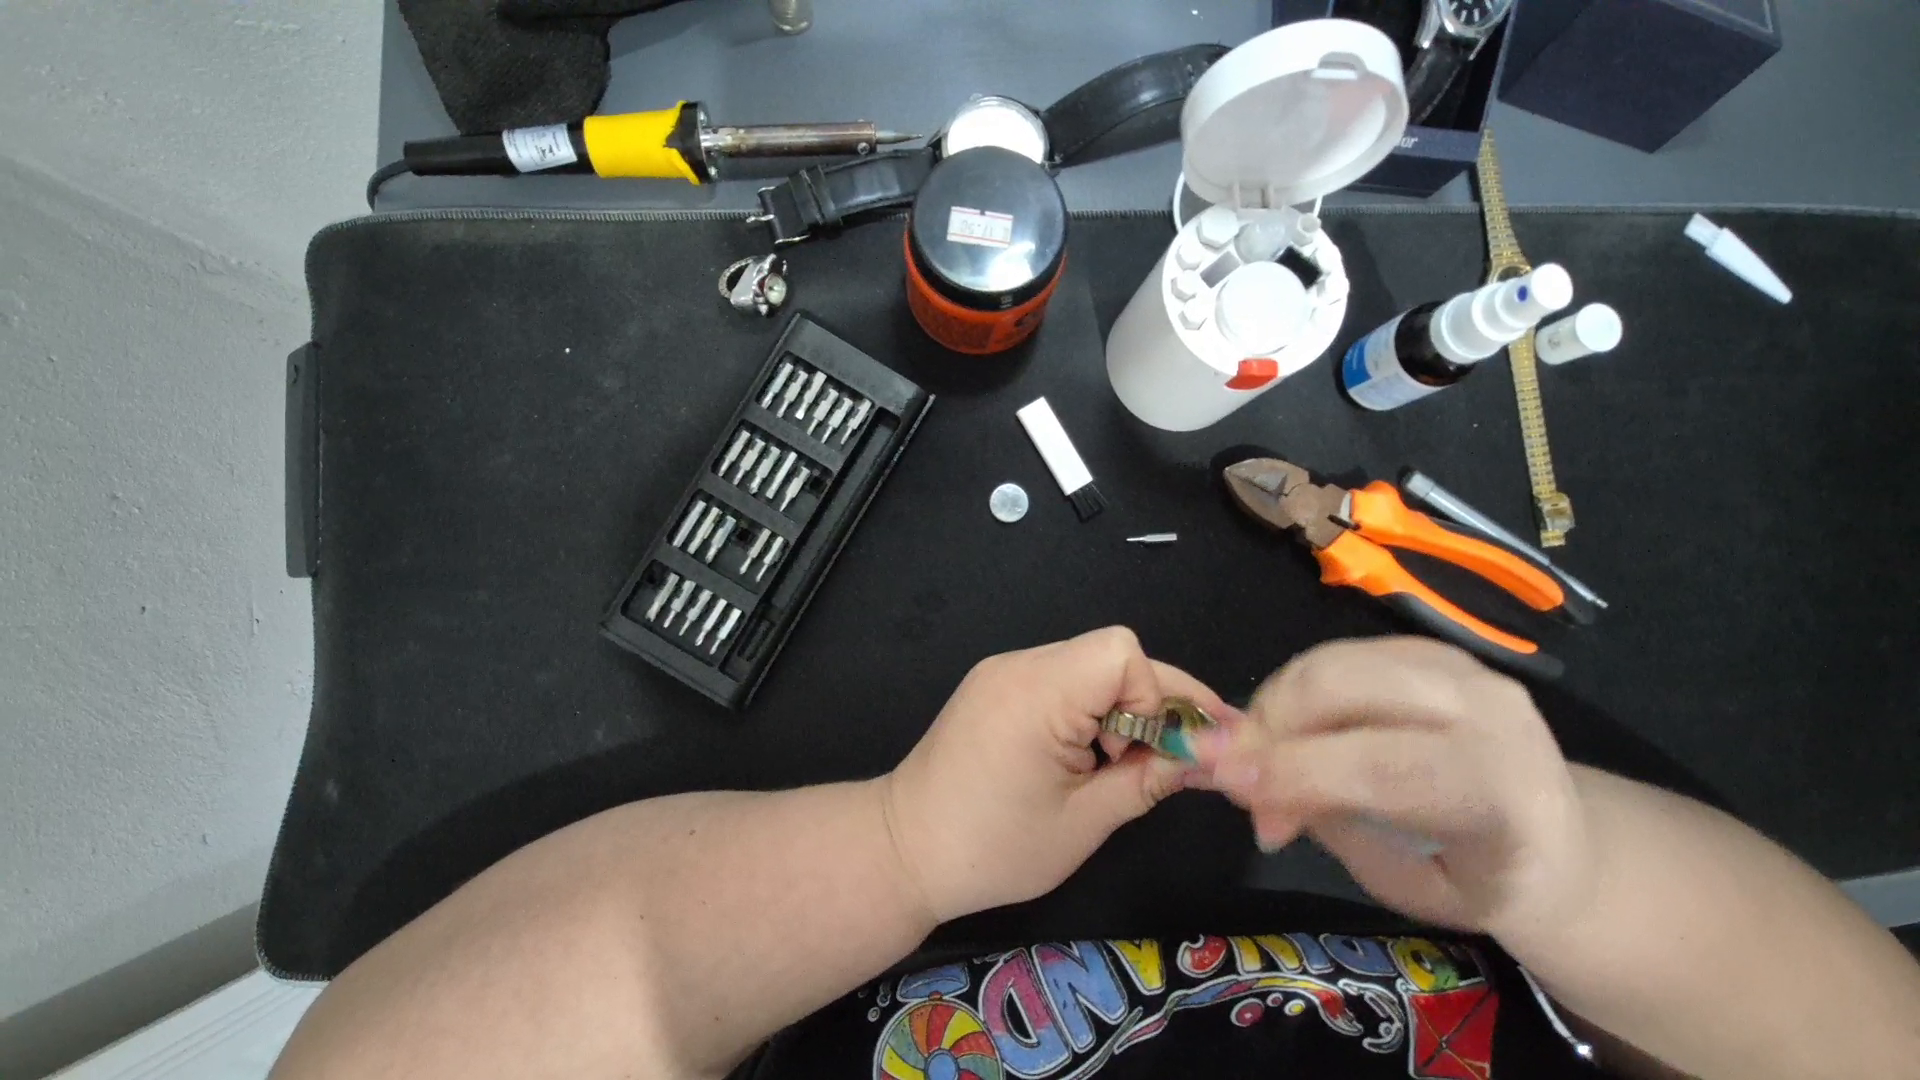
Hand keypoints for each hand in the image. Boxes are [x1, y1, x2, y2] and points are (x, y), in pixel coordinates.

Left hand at [882, 627, 1235, 922]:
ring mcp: (1001, 671)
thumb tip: (1205, 758)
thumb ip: (1148, 781)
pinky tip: (1084, 755)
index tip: (1138, 754)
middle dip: (1148, 703)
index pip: (1122, 652)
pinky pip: (1059, 678)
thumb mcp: (1084, 823)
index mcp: (1038, 692)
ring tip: (1115, 764)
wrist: (904, 850)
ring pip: (1087, 665)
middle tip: (1166, 758)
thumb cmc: (994, 848)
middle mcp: (1019, 666)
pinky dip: (1086, 709)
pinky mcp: (993, 685)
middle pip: (1109, 654)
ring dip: (1117, 708)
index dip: (1151, 697)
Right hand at [1195, 637, 1595, 941]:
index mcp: (1501, 791)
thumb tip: (1238, 784)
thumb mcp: (1408, 887)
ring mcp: (1459, 668)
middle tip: (1232, 770)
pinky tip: (1287, 729)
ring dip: (1273, 705)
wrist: (1564, 837)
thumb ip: (1327, 825)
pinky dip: (1293, 690)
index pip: (1385, 767)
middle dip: (1271, 721)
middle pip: (1347, 684)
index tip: (1227, 782)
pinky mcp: (1429, 649)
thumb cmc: (1482, 879)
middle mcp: (1486, 711)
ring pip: (1330, 660)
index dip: (1297, 769)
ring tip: (1256, 756)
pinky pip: (1336, 654)